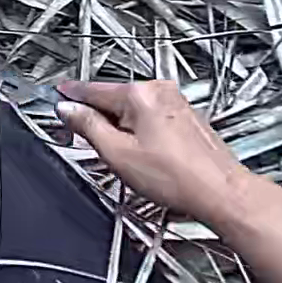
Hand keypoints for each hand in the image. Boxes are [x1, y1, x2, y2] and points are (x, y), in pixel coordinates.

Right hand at [54, 80, 255, 222]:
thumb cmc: (178, 178)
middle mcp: (158, 90)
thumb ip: (87, 126)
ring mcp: (174, 100)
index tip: (58, 95)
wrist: (223, 193)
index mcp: (139, 94)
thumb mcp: (118, 154)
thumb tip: (68, 109)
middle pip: (112, 98)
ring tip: (123, 154)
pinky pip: (149, 114)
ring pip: (131, 107)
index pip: (92, 89)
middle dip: (97, 116)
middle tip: (86, 138)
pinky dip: (138, 128)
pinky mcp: (184, 113)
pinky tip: (144, 153)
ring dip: (119, 124)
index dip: (71, 95)